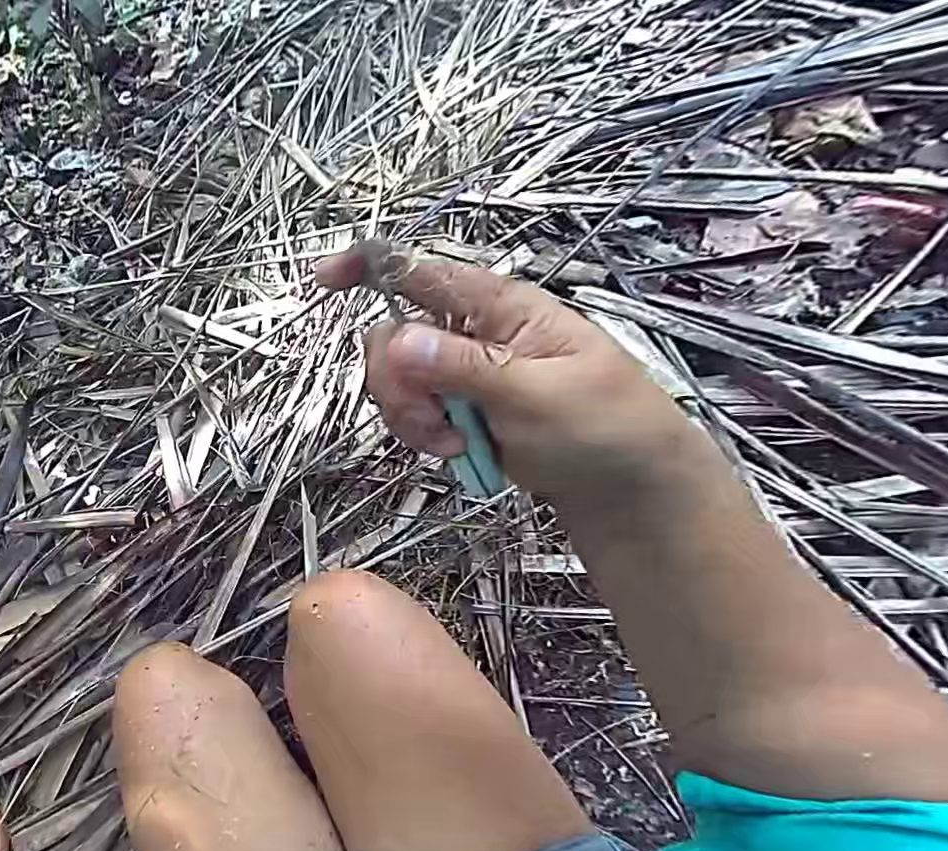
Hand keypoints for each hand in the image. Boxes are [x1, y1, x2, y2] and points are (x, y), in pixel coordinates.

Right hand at [316, 243, 692, 502]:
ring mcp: (456, 375)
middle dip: (398, 385)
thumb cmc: (603, 425)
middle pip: (392, 341)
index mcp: (498, 309)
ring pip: (393, 384)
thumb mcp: (539, 395)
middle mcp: (468, 335)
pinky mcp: (451, 411)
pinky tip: (457, 450)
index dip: (372, 268)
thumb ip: (466, 368)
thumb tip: (397, 341)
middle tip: (433, 417)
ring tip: (456, 441)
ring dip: (412, 418)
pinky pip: (407, 414)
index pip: (425, 273)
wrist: (621, 485)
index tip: (326, 278)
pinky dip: (420, 436)